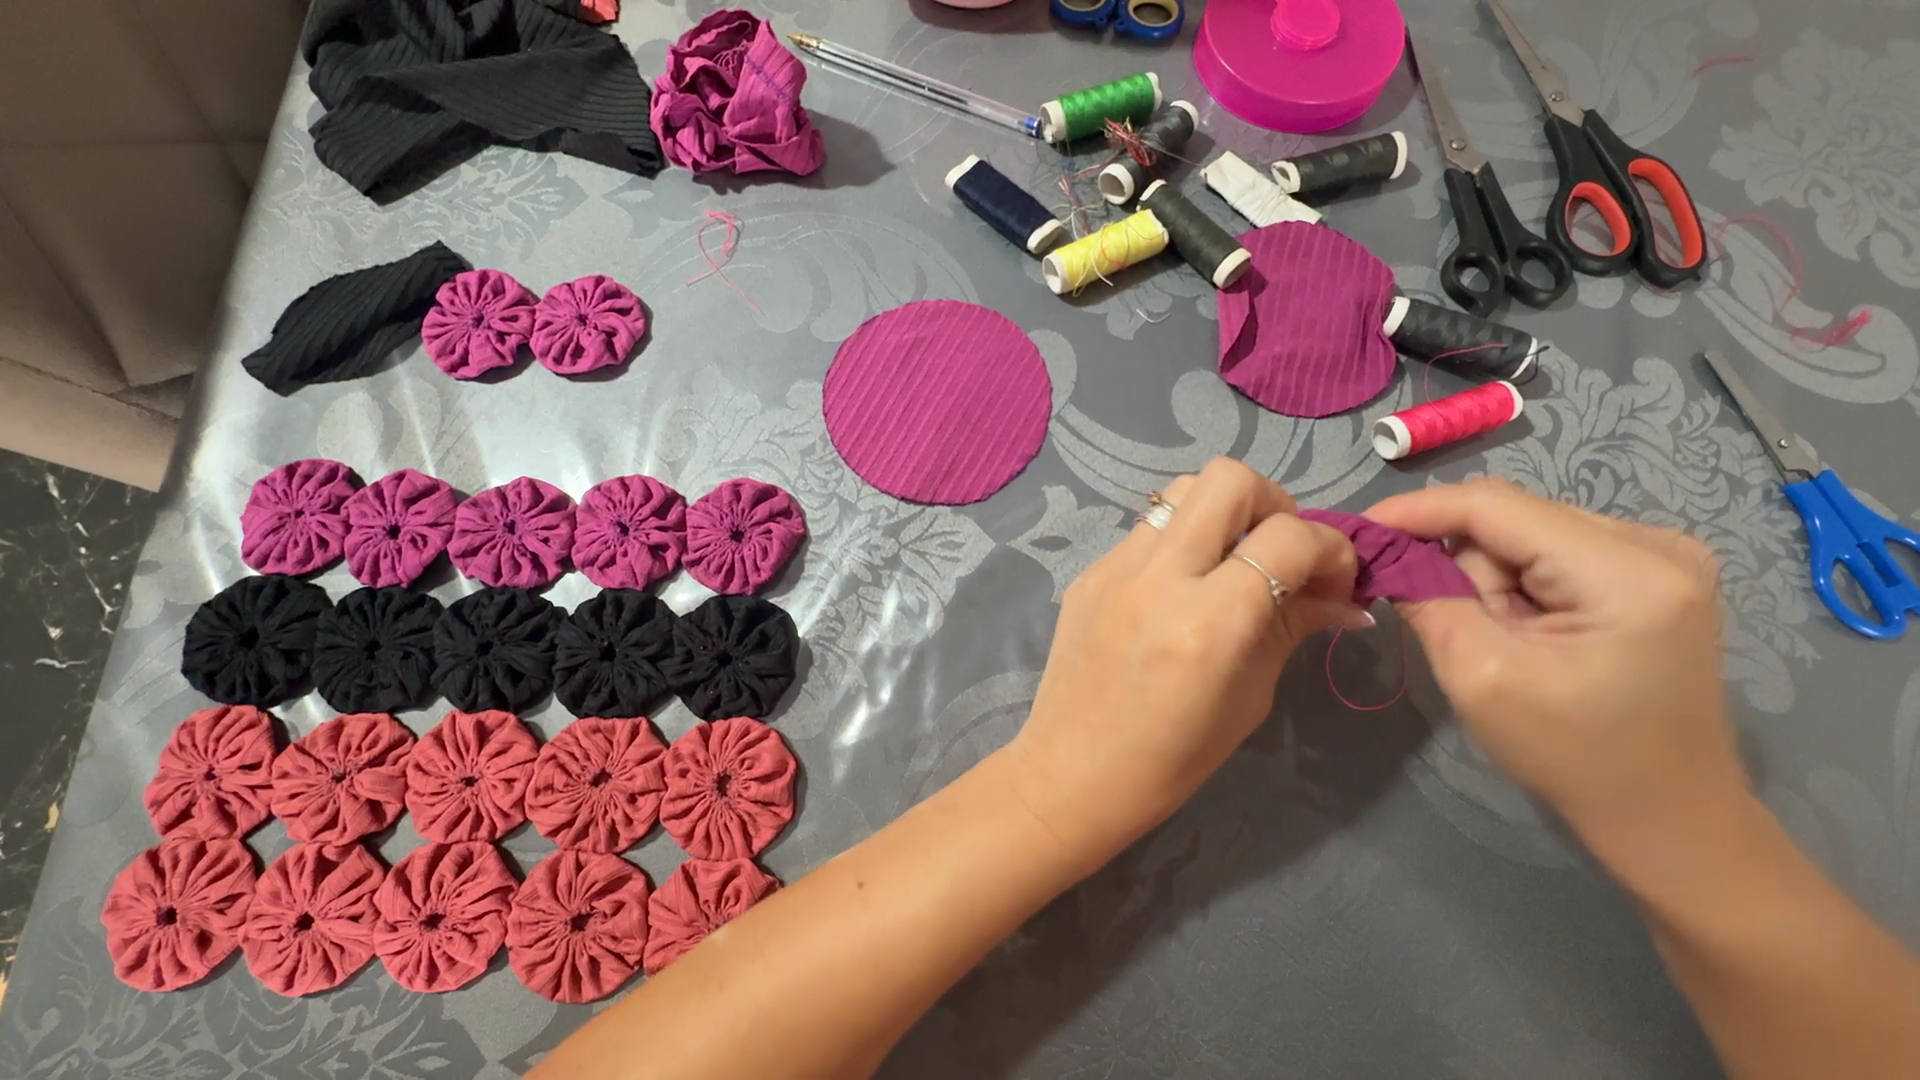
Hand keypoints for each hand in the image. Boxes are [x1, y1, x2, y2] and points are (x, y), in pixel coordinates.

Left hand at [1007, 459, 1365, 863]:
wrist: (1073, 772)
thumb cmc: (1174, 756)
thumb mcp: (1251, 695)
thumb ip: (1293, 627)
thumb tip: (1348, 598)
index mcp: (1209, 622)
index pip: (1289, 538)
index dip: (1331, 549)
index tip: (1336, 579)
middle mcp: (1159, 579)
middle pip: (1228, 479)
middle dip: (1274, 503)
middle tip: (1280, 550)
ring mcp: (1115, 568)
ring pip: (1181, 491)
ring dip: (1222, 512)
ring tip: (1233, 561)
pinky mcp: (1089, 572)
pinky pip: (1148, 529)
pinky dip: (1180, 541)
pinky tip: (1183, 587)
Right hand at [1366, 479, 1745, 853]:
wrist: (1665, 812)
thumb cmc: (1572, 755)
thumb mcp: (1480, 677)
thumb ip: (1430, 598)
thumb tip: (1388, 551)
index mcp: (1626, 572)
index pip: (1496, 506)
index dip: (1419, 510)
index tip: (1360, 530)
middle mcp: (1655, 544)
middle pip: (1512, 517)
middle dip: (1462, 561)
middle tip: (1457, 625)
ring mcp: (1661, 555)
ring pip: (1526, 531)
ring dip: (1490, 576)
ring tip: (1503, 638)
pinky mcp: (1652, 572)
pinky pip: (1551, 549)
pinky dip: (1517, 581)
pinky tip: (1526, 627)